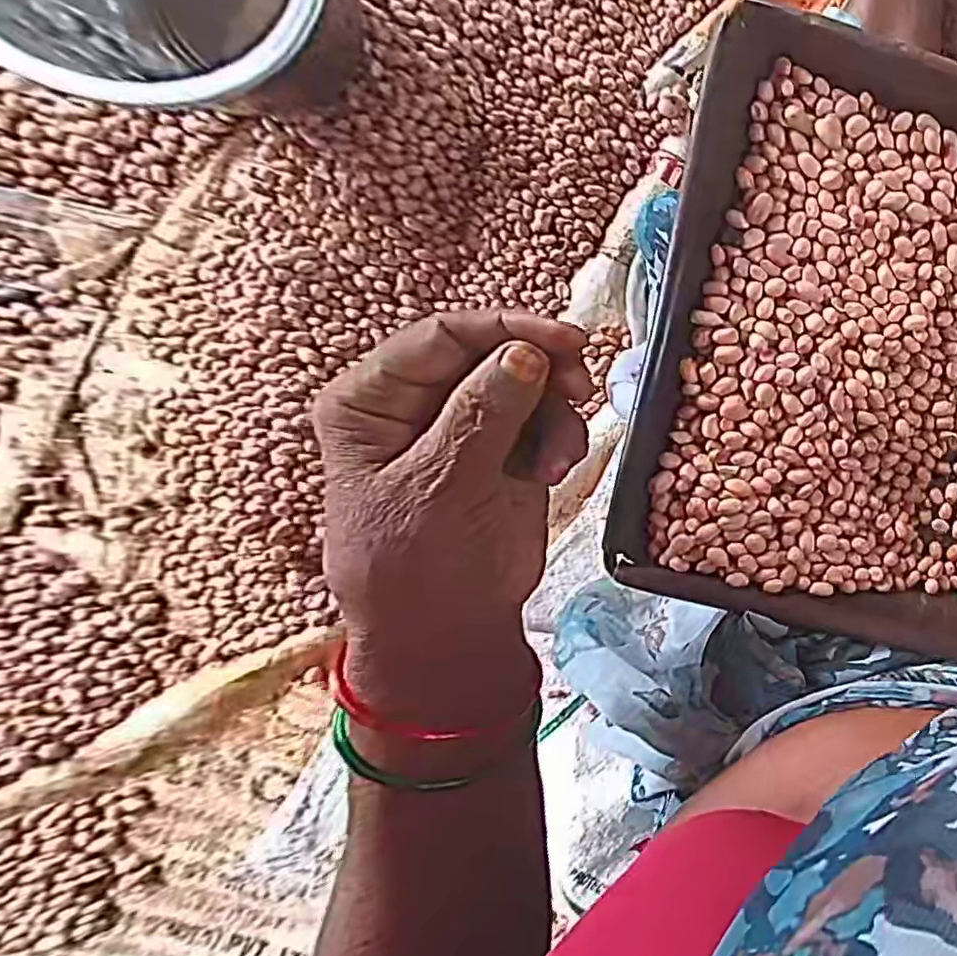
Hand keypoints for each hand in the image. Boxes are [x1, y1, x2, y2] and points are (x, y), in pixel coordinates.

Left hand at [313, 311, 594, 728]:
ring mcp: (471, 428)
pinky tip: (555, 472)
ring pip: (531, 388)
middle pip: (494, 355)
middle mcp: (423, 405)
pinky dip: (563, 439)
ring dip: (557, 417)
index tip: (569, 341)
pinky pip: (549, 422)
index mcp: (376, 400)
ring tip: (558, 461)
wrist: (450, 625)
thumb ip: (482, 415)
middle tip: (581, 389)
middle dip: (542, 372)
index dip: (508, 330)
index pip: (443, 338)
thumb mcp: (441, 485)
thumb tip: (526, 353)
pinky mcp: (510, 453)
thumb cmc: (417, 562)